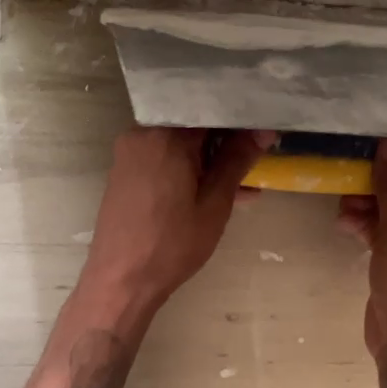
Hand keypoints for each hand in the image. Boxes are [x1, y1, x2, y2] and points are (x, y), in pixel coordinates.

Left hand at [79, 127, 269, 308]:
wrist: (120, 281)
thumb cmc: (171, 244)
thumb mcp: (214, 203)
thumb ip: (238, 160)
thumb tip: (263, 130)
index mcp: (165, 133)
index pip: (209, 105)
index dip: (240, 115)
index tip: (266, 126)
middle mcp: (142, 134)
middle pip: (192, 123)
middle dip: (226, 137)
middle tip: (260, 153)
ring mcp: (130, 154)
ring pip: (179, 144)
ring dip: (210, 158)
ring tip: (245, 181)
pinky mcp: (126, 174)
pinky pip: (164, 160)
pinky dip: (189, 170)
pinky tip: (218, 192)